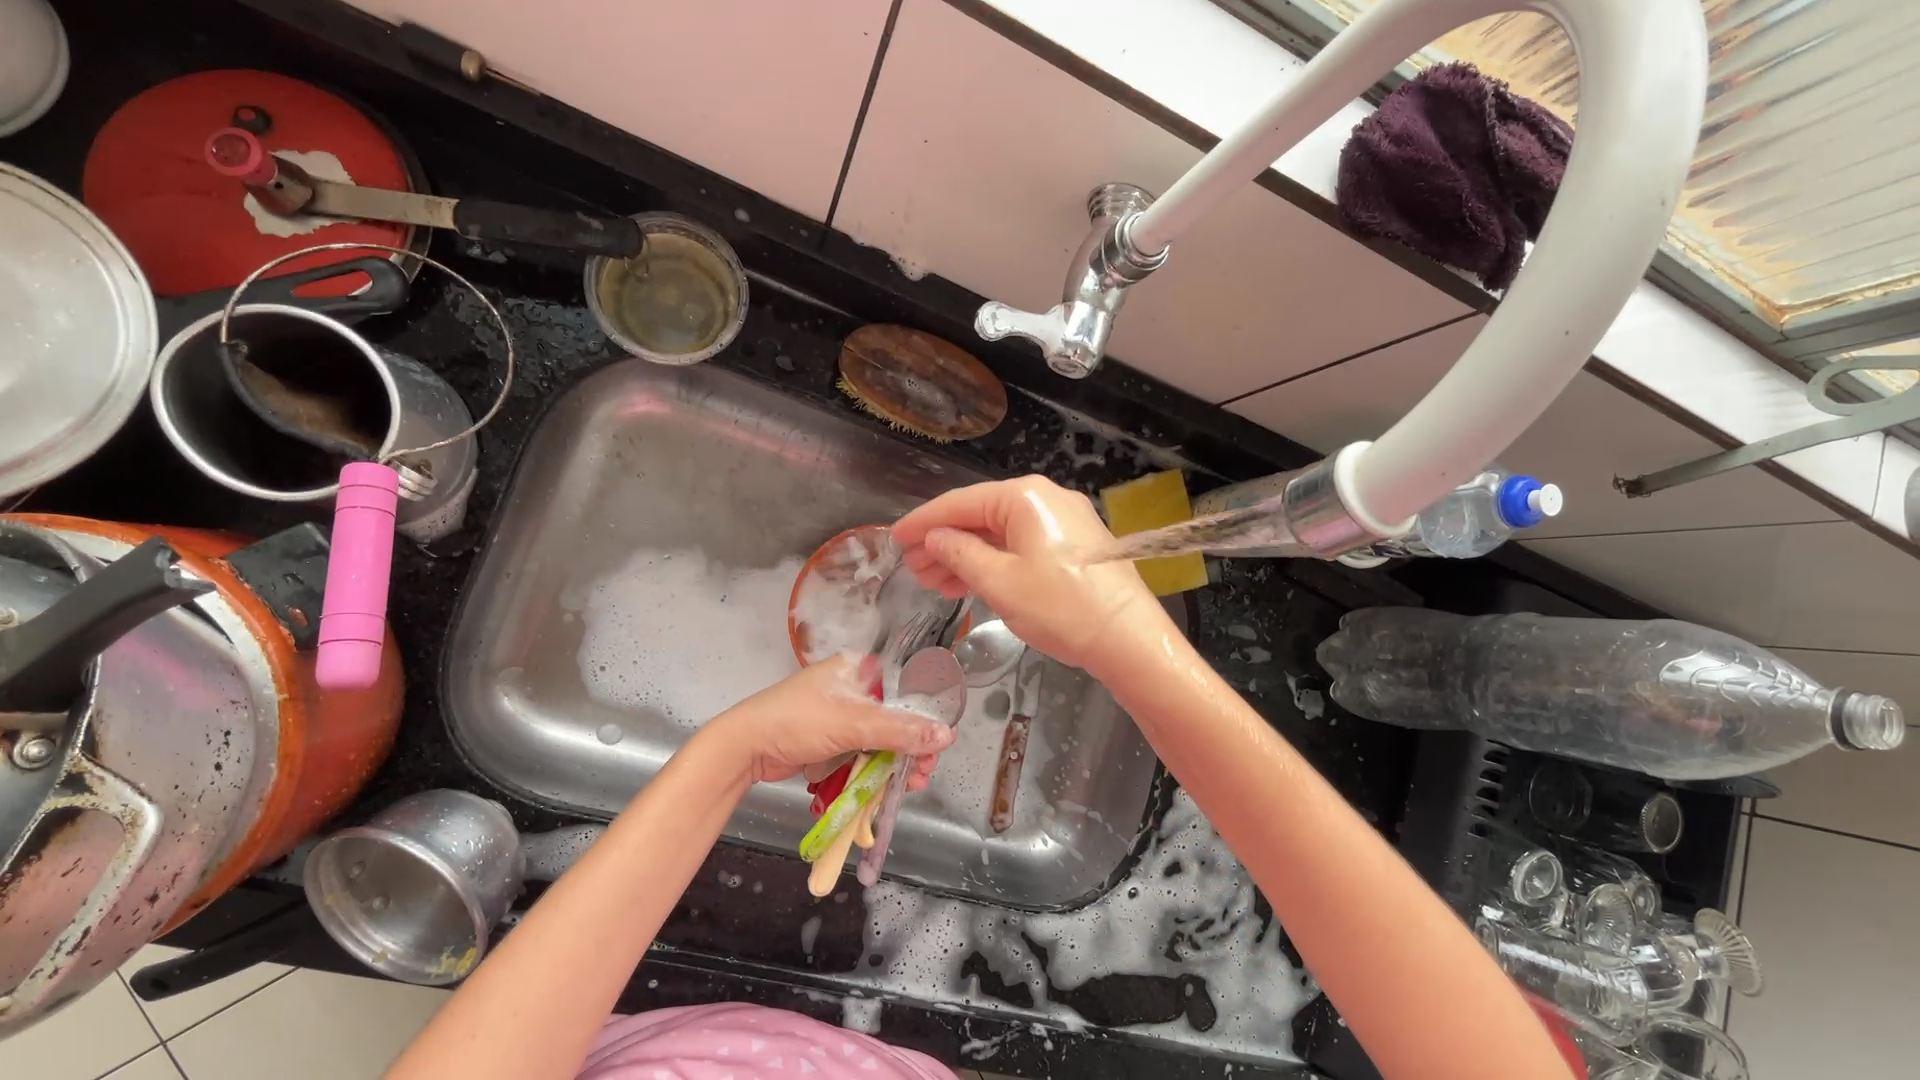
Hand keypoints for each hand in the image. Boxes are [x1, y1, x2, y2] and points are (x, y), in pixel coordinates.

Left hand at [702, 656, 954, 786]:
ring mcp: (844, 717)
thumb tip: (946, 735)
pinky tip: (891, 787)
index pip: (906, 688)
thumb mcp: (852, 724)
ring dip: (899, 763)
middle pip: (898, 718)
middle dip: (914, 747)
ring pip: (884, 740)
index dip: (926, 716)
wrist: (744, 749)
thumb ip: (900, 730)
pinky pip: (867, 754)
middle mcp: (854, 689)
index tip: (938, 743)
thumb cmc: (795, 722)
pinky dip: (879, 769)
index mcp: (858, 669)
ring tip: (912, 785)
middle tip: (923, 773)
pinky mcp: (835, 741)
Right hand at [892, 475, 1171, 675]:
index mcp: (1025, 497)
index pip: (960, 503)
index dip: (923, 522)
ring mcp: (1064, 521)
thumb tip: (935, 538)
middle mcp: (1046, 498)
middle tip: (913, 570)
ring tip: (934, 583)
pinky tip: (971, 583)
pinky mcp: (1076, 545)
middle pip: (981, 516)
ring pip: (1001, 534)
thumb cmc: (1061, 609)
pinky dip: (994, 563)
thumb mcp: (999, 583)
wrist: (1130, 640)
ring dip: (966, 556)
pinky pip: (1022, 546)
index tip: (895, 538)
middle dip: (943, 543)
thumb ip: (960, 555)